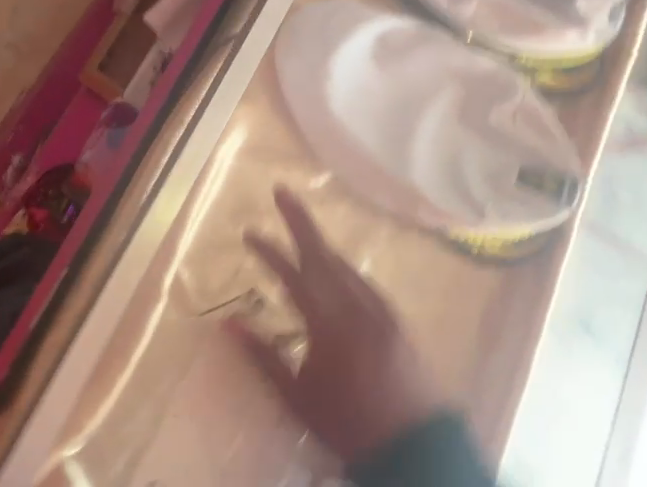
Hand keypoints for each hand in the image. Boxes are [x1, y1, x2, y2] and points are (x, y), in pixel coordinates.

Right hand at [228, 188, 442, 462]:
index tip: (247, 233)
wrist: (419, 455)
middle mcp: (359, 310)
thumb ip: (262, 354)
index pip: (292, 274)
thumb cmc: (348, 425)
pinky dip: (346, 270)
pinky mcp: (403, 329)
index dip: (268, 251)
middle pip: (325, 256)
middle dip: (301, 222)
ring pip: (349, 269)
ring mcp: (385, 317)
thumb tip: (227, 322)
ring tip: (305, 234)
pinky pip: (368, 286)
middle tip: (282, 191)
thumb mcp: (296, 395)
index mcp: (329, 323)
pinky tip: (340, 273)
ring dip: (324, 247)